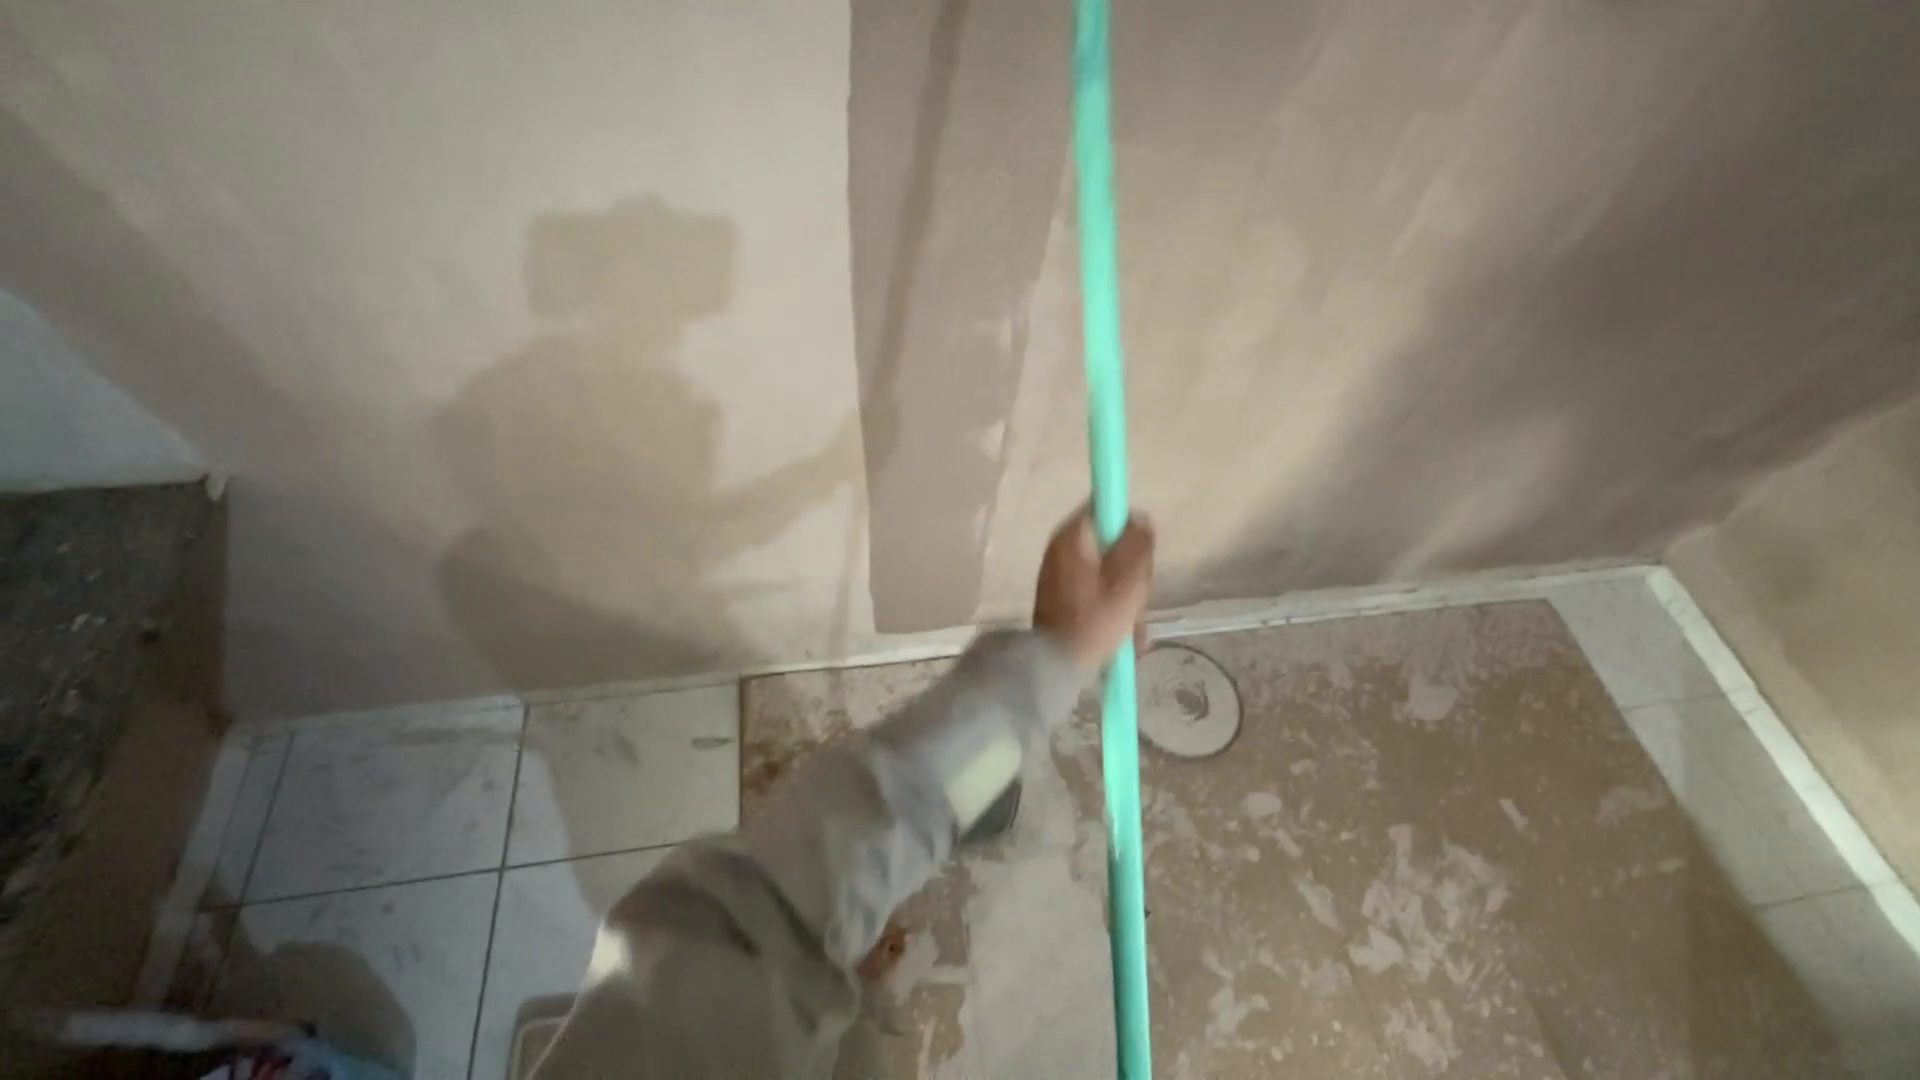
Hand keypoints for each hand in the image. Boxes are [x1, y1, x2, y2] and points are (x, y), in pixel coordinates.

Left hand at [1032, 504, 1155, 671]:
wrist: (1054, 667)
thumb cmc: (1094, 622)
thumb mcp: (1128, 582)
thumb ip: (1138, 545)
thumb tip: (1139, 516)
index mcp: (1072, 538)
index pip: (1105, 510)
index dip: (1129, 528)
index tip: (1141, 555)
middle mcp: (1060, 550)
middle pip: (1109, 545)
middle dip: (1132, 572)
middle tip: (1141, 597)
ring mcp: (1058, 575)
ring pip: (1106, 573)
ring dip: (1126, 598)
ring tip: (1135, 630)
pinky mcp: (1060, 599)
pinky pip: (1094, 593)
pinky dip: (1111, 610)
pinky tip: (1125, 638)